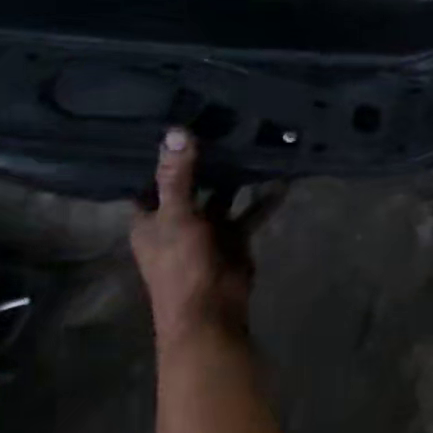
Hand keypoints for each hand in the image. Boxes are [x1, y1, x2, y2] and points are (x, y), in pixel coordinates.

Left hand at [130, 129, 250, 340]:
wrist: (210, 309)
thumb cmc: (180, 264)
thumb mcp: (176, 215)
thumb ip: (178, 176)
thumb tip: (176, 132)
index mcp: (149, 218)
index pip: (151, 179)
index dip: (162, 156)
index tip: (178, 122)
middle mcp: (176, 219)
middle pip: (191, 183)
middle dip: (205, 160)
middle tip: (224, 122)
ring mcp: (207, 229)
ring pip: (222, 196)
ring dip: (236, 177)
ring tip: (253, 143)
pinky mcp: (234, 237)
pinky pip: (250, 212)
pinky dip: (265, 199)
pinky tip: (282, 180)